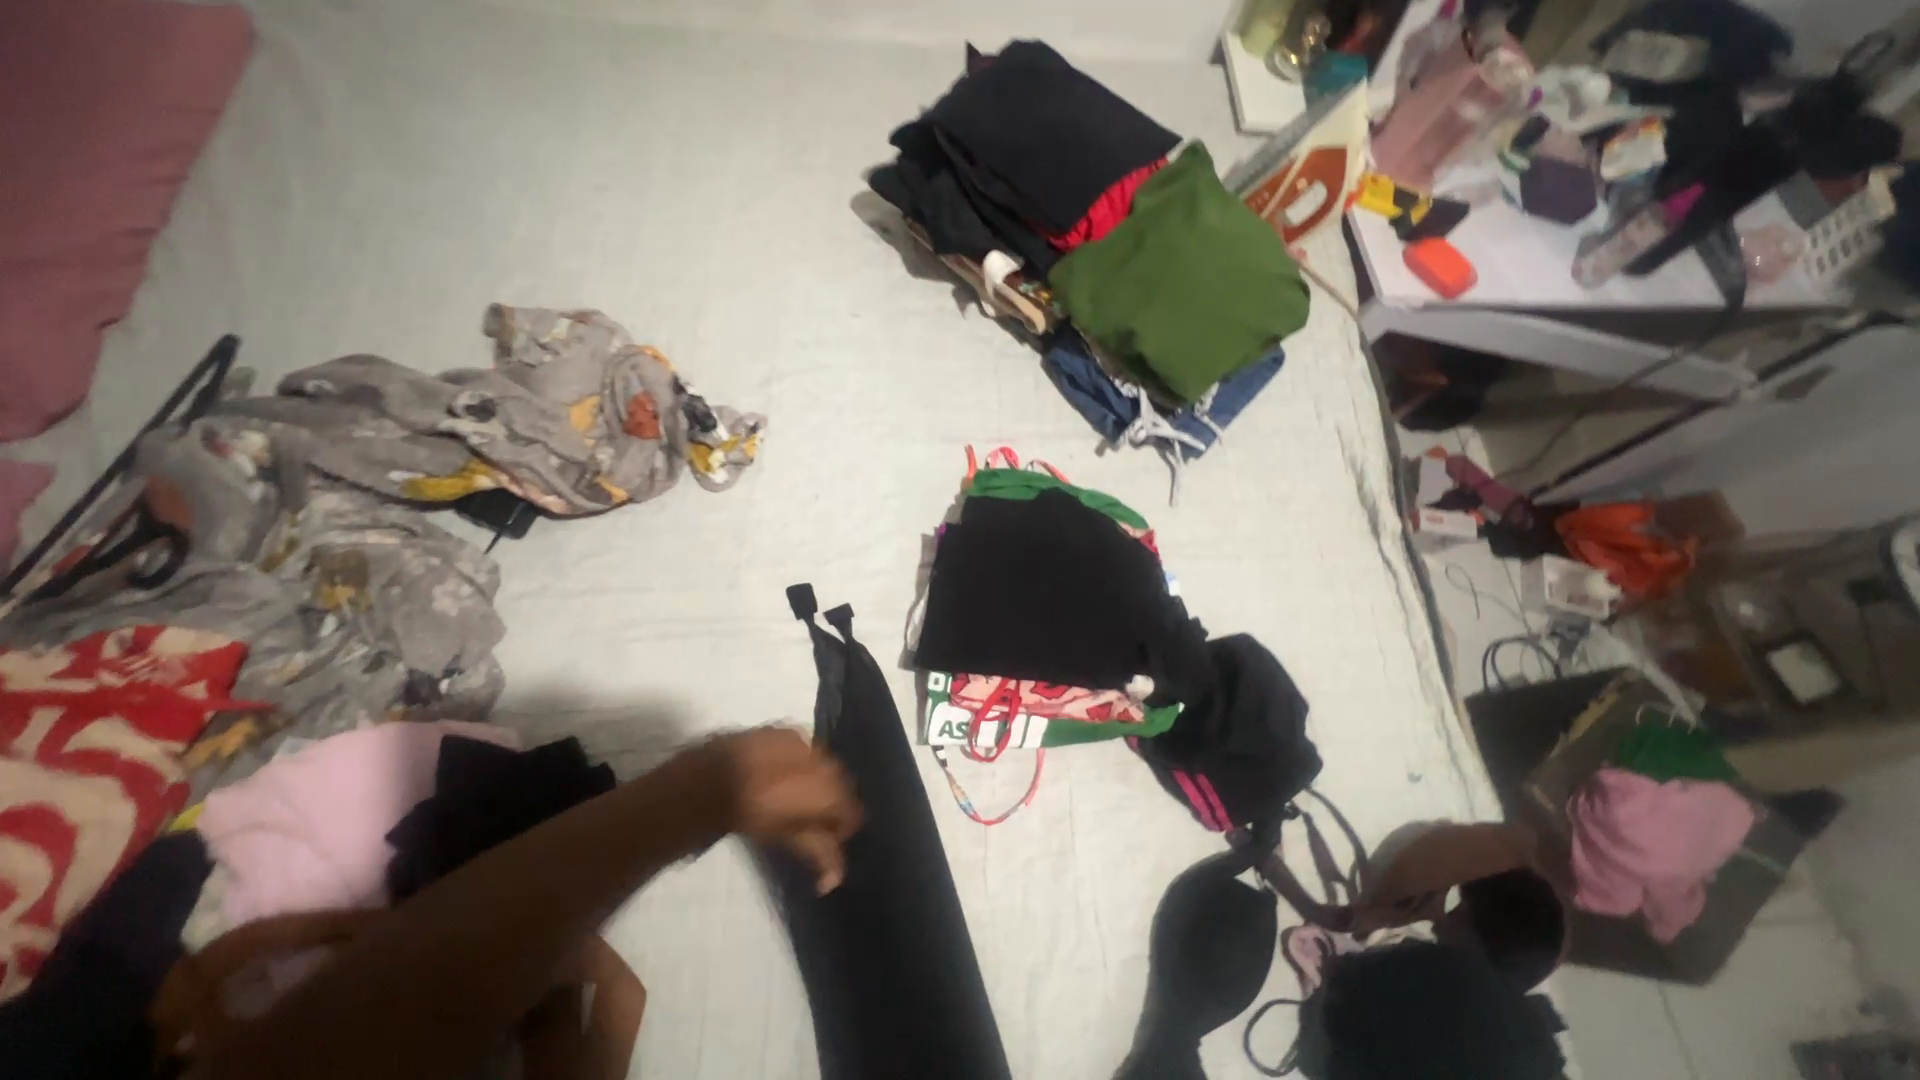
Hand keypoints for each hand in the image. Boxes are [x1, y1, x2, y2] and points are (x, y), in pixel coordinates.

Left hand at [710, 727, 860, 893]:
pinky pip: (805, 746)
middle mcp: (826, 761)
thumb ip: (819, 854)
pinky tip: (780, 772)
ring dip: (817, 779)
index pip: (854, 811)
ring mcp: (806, 741)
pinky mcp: (786, 729)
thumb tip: (833, 880)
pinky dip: (800, 760)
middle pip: (841, 784)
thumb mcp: (788, 837)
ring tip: (793, 793)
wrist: (712, 779)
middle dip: (832, 801)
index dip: (842, 828)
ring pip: (824, 763)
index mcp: (831, 790)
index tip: (827, 837)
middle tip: (810, 817)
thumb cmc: (752, 814)